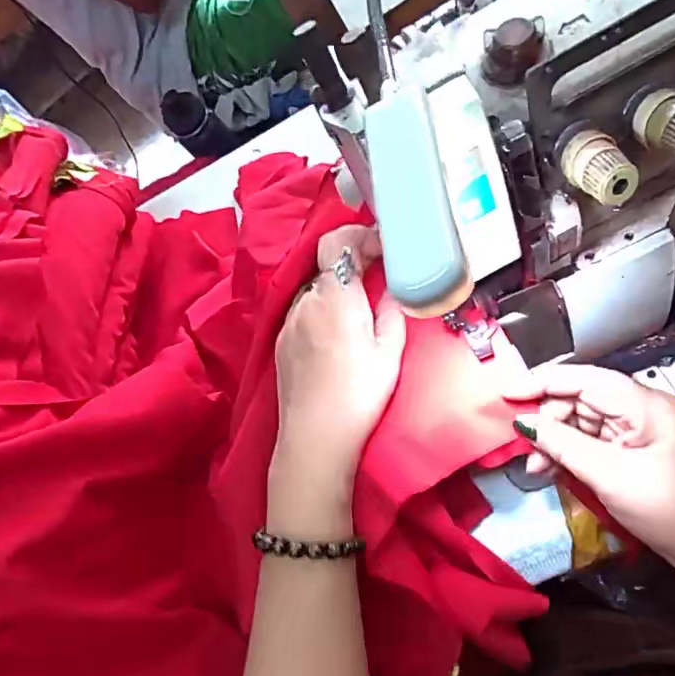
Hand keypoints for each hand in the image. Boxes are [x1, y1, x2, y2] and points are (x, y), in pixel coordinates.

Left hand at [272, 225, 406, 507]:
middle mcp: (306, 303)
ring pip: (316, 295)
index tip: (380, 249)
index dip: (359, 236)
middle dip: (353, 273)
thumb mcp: (389, 353)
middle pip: (329, 270)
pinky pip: (304, 316)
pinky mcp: (281, 344)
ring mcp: (289, 324)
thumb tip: (393, 290)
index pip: (337, 241)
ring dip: (337, 298)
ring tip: (358, 325)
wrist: (315, 439)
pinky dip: (321, 317)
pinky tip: (336, 345)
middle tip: (378, 291)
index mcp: (335, 298)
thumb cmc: (357, 398)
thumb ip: (393, 311)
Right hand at [504, 364, 674, 563]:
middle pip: (581, 399)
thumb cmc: (664, 510)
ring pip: (581, 420)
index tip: (507, 392)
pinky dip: (568, 451)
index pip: (587, 379)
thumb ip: (563, 444)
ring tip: (536, 466)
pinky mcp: (632, 446)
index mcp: (649, 405)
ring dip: (554, 440)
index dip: (543, 382)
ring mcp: (638, 427)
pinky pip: (590, 439)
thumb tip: (524, 422)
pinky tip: (550, 467)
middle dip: (548, 420)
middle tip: (524, 445)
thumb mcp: (608, 475)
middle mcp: (644, 408)